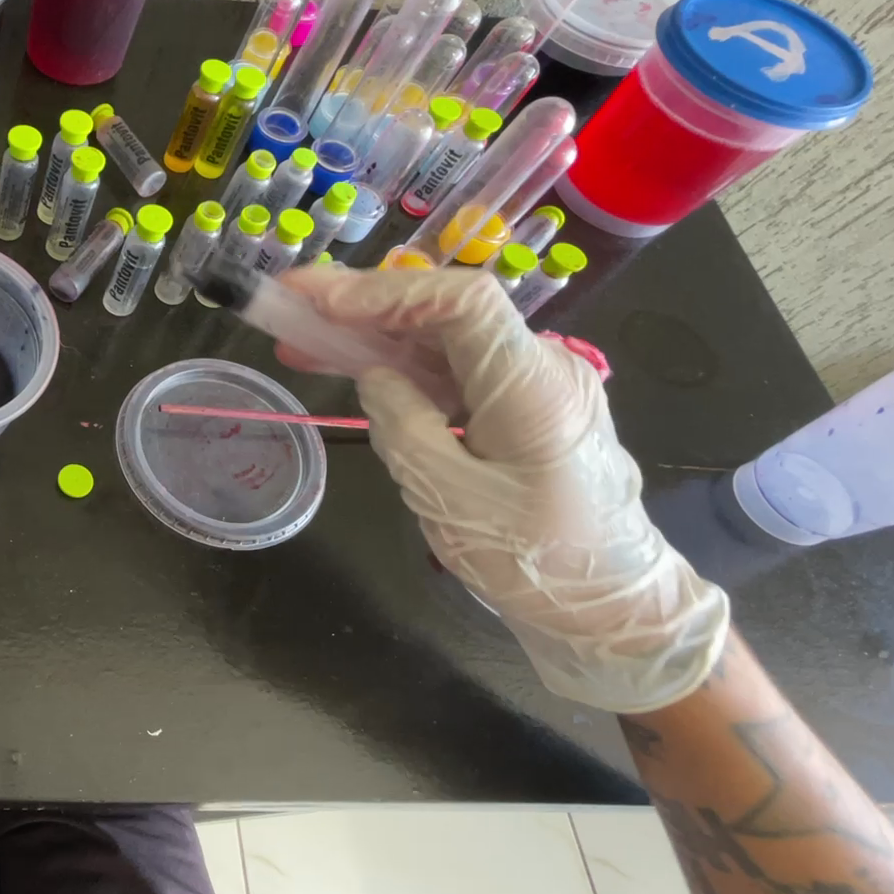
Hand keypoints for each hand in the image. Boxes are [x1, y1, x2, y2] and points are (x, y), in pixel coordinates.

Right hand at [278, 266, 728, 712]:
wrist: (606, 601)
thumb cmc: (531, 558)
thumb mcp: (448, 497)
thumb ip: (403, 425)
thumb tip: (375, 376)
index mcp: (531, 385)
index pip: (461, 303)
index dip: (384, 292)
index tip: (318, 302)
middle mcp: (537, 367)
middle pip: (443, 311)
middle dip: (361, 304)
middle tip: (287, 303)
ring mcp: (527, 384)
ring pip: (438, 339)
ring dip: (368, 334)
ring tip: (298, 340)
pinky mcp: (513, 405)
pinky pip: (447, 369)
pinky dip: (394, 364)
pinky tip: (347, 369)